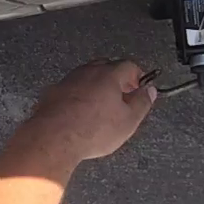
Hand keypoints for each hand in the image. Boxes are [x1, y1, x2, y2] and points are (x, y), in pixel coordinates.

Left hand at [11, 60, 155, 167]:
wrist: (53, 137)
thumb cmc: (91, 129)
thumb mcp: (128, 121)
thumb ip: (142, 102)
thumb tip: (149, 91)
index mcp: (109, 74)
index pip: (129, 65)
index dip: (138, 76)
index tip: (140, 87)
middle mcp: (88, 72)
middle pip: (107, 66)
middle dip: (118, 79)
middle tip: (123, 96)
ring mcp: (69, 80)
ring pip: (87, 76)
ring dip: (97, 86)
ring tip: (102, 106)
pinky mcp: (54, 92)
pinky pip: (72, 88)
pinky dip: (79, 95)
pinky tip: (81, 112)